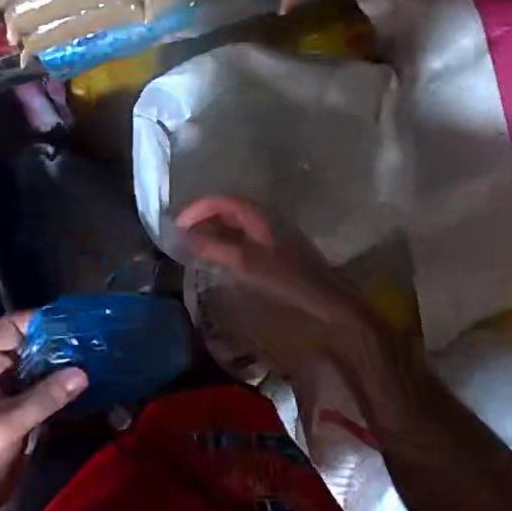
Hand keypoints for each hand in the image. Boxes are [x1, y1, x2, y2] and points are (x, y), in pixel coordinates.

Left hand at [0, 311, 85, 510]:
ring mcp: (9, 394)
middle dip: (60, 340)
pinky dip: (63, 386)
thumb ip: (46, 396)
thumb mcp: (9, 424)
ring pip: (41, 367)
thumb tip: (85, 371)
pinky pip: (45, 390)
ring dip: (65, 364)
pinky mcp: (21, 413)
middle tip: (96, 339)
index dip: (41, 318)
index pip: (13, 326)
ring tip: (99, 357)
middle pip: (31, 344)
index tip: (76, 320)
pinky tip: (89, 384)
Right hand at [176, 197, 394, 382]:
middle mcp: (270, 223)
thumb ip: (216, 247)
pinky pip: (248, 243)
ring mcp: (277, 240)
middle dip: (204, 219)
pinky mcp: (282, 258)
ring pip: (240, 228)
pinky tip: (222, 264)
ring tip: (196, 249)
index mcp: (261, 219)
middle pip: (231, 211)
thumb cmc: (289, 284)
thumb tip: (187, 234)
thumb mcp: (247, 265)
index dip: (198, 209)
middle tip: (182, 236)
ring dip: (216, 234)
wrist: (334, 309)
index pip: (223, 201)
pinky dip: (229, 247)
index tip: (177, 225)